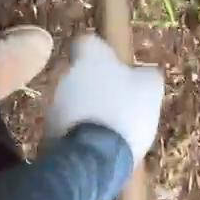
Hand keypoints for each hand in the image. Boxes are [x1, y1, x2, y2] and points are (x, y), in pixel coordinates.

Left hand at [43, 35, 163, 160]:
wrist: (94, 158)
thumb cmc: (125, 113)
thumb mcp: (150, 89)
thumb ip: (147, 75)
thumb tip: (146, 72)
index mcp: (89, 57)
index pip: (88, 41)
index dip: (100, 52)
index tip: (113, 64)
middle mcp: (66, 73)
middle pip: (80, 72)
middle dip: (94, 83)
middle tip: (116, 99)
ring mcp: (54, 101)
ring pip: (72, 98)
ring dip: (86, 107)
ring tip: (108, 126)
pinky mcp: (49, 129)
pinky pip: (67, 123)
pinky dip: (79, 129)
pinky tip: (97, 143)